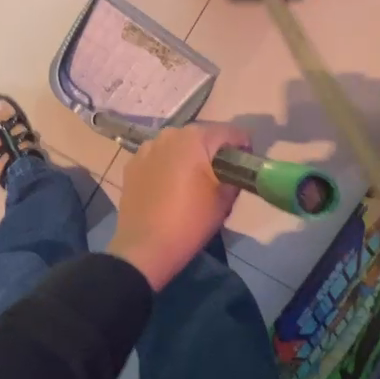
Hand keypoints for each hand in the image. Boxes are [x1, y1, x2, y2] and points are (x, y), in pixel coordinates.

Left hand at [109, 124, 248, 289]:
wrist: (146, 246)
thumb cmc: (190, 220)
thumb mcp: (225, 199)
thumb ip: (235, 175)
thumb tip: (235, 169)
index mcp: (195, 137)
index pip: (230, 132)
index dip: (243, 147)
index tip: (247, 165)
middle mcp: (169, 134)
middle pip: (201, 136)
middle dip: (214, 151)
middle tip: (222, 174)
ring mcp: (146, 148)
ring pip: (177, 146)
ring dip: (189, 157)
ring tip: (194, 181)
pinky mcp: (132, 164)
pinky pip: (158, 158)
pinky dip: (167, 166)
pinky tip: (170, 187)